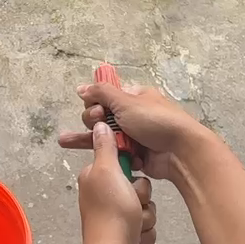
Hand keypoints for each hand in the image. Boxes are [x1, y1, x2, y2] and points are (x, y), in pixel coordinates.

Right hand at [59, 79, 208, 183]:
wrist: (180, 152)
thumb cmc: (157, 121)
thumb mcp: (127, 101)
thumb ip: (101, 93)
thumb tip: (82, 87)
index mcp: (132, 98)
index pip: (104, 97)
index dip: (95, 102)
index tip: (97, 108)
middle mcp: (132, 115)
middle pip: (100, 117)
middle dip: (93, 120)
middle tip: (97, 123)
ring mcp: (133, 136)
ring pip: (104, 136)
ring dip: (85, 138)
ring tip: (64, 142)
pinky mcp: (133, 155)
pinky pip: (113, 153)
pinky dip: (106, 154)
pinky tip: (95, 156)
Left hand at [76, 122, 156, 243]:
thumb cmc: (112, 212)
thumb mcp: (107, 171)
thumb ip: (105, 147)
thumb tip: (99, 125)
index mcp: (96, 176)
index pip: (123, 162)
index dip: (133, 170)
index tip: (133, 176)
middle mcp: (103, 193)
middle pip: (137, 184)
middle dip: (142, 196)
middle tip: (133, 202)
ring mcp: (115, 213)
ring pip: (145, 204)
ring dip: (145, 214)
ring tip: (135, 222)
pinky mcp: (126, 231)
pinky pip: (146, 223)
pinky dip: (144, 230)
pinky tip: (136, 235)